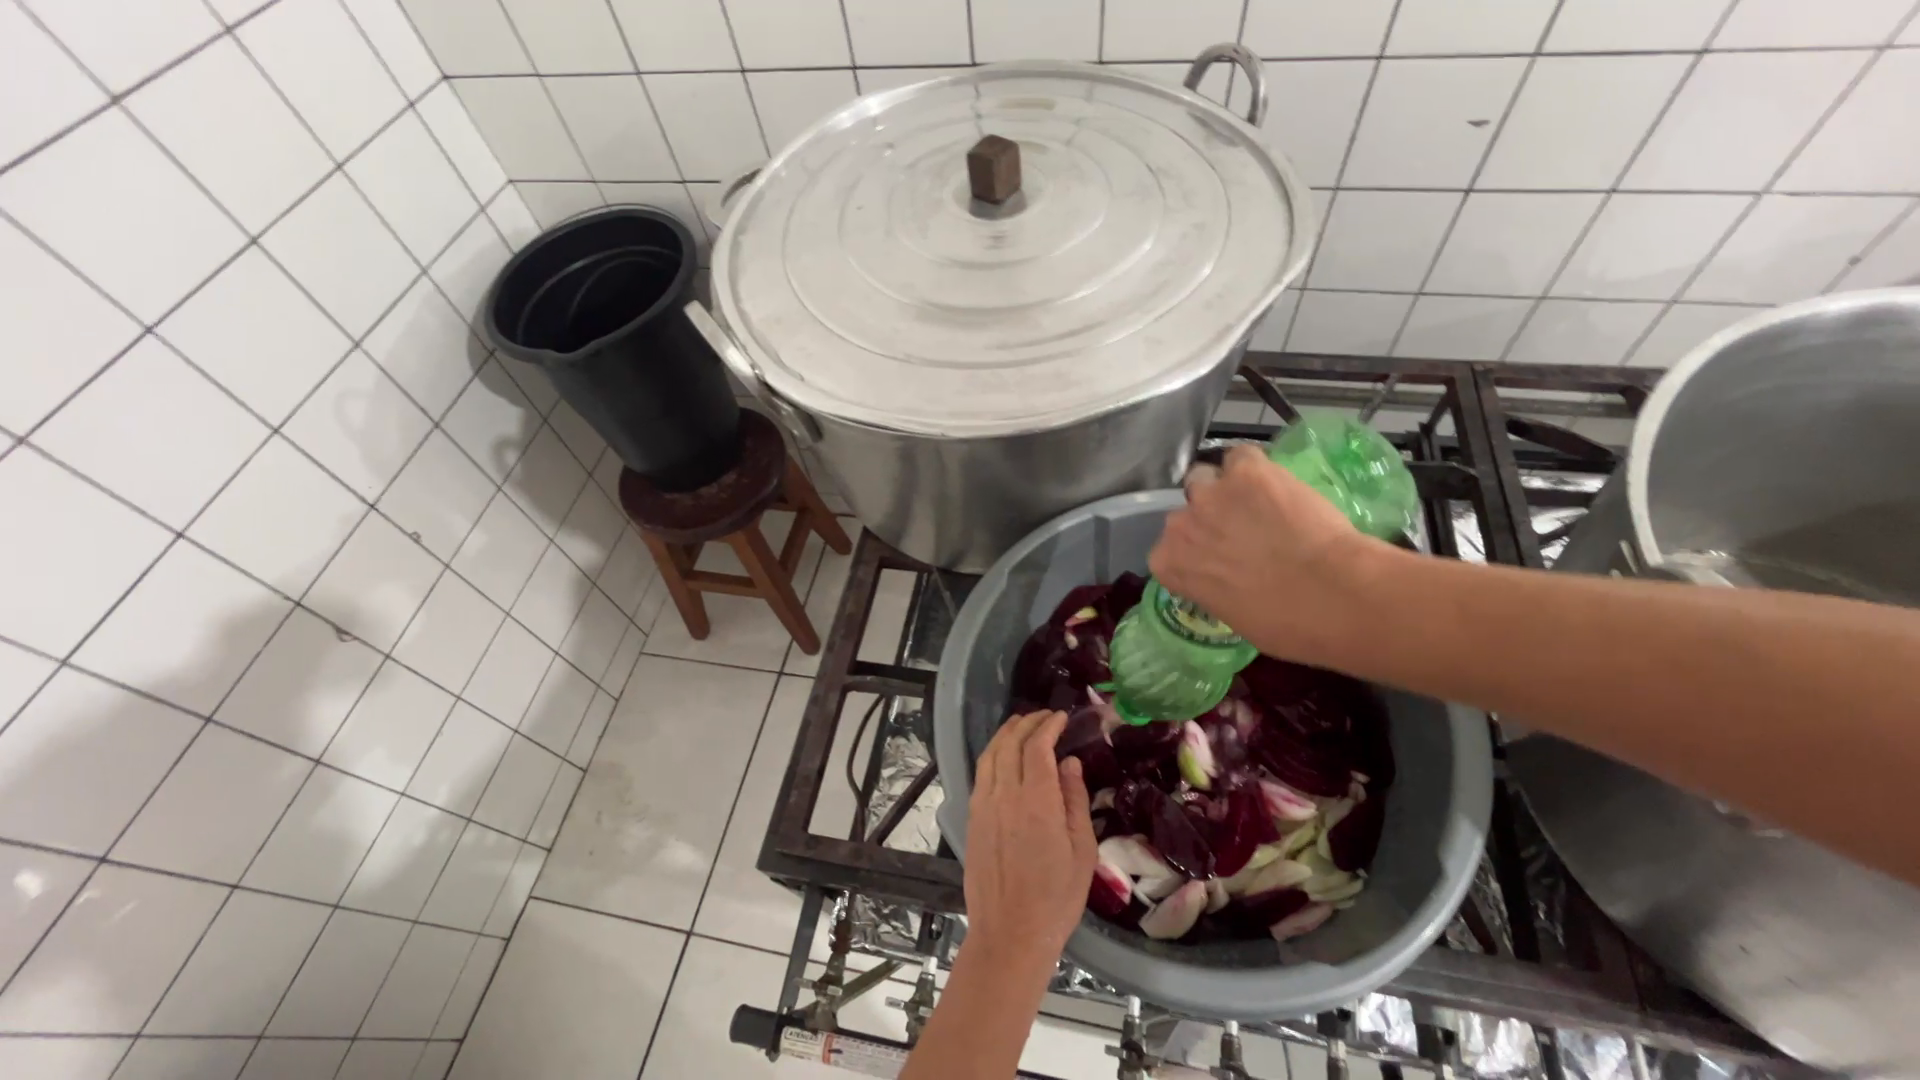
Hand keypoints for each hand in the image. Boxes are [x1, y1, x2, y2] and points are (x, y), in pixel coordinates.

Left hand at [964, 710, 1096, 962]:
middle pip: (1009, 744)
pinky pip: (981, 775)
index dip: (1048, 726)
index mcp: (1035, 801)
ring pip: (989, 756)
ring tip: (1020, 725)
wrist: (1011, 932)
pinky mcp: (972, 820)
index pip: (1037, 747)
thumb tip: (1068, 763)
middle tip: (1043, 716)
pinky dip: (992, 755)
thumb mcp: (1081, 850)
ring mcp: (983, 806)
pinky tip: (1002, 758)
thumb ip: (1074, 800)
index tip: (1060, 717)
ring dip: (1005, 735)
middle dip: (1026, 724)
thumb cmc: (1056, 896)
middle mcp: (1003, 795)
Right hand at [1149, 444, 1388, 661]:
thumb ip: (1215, 587)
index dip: (1195, 551)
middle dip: (1209, 520)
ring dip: (1227, 489)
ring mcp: (1211, 493)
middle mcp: (1180, 525)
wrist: (1331, 595)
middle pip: (1187, 511)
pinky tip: (1278, 485)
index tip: (1217, 559)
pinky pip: (1243, 457)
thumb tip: (1231, 578)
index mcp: (1169, 564)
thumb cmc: (1284, 625)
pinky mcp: (1248, 470)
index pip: (1168, 549)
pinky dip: (1258, 469)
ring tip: (1259, 503)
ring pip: (1208, 477)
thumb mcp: (1234, 615)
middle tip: (1243, 533)